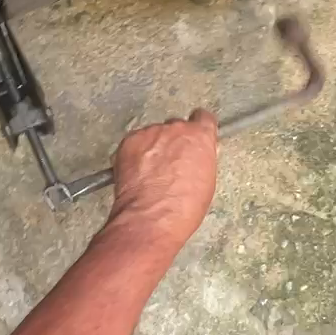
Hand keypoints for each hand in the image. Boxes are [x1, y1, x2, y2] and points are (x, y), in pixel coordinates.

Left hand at [106, 110, 217, 247]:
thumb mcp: (206, 181)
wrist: (152, 216)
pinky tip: (137, 173)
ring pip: (152, 135)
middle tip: (168, 164)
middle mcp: (175, 129)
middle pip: (175, 127)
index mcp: (200, 137)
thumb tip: (195, 157)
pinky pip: (134, 142)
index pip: (203, 118)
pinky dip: (134, 154)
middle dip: (172, 141)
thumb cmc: (182, 206)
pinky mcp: (129, 141)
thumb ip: (201, 159)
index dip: (198, 127)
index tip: (194, 135)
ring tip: (149, 174)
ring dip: (152, 148)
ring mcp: (150, 133)